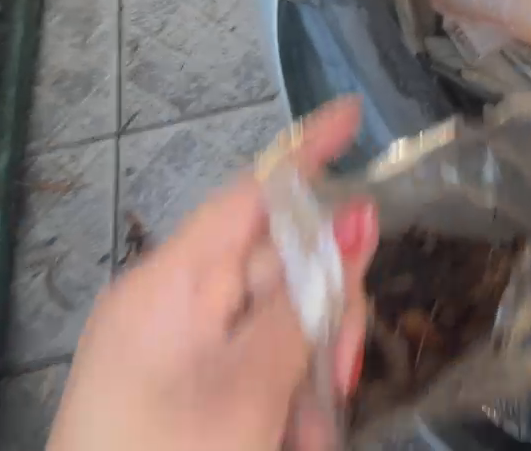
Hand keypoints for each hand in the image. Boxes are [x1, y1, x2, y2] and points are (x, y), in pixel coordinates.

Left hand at [47, 99, 378, 450]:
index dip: (307, 150)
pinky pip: (264, 352)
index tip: (358, 112)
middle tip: (342, 369)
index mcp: (168, 286)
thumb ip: (310, 297)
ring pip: (284, 311)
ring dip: (315, 358)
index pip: (251, 193)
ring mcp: (179, 345)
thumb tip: (362, 213)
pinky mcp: (188, 382)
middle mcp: (173, 302)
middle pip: (282, 261)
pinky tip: (296, 430)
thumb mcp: (251, 387)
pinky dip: (291, 385)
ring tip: (311, 427)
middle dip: (326, 305)